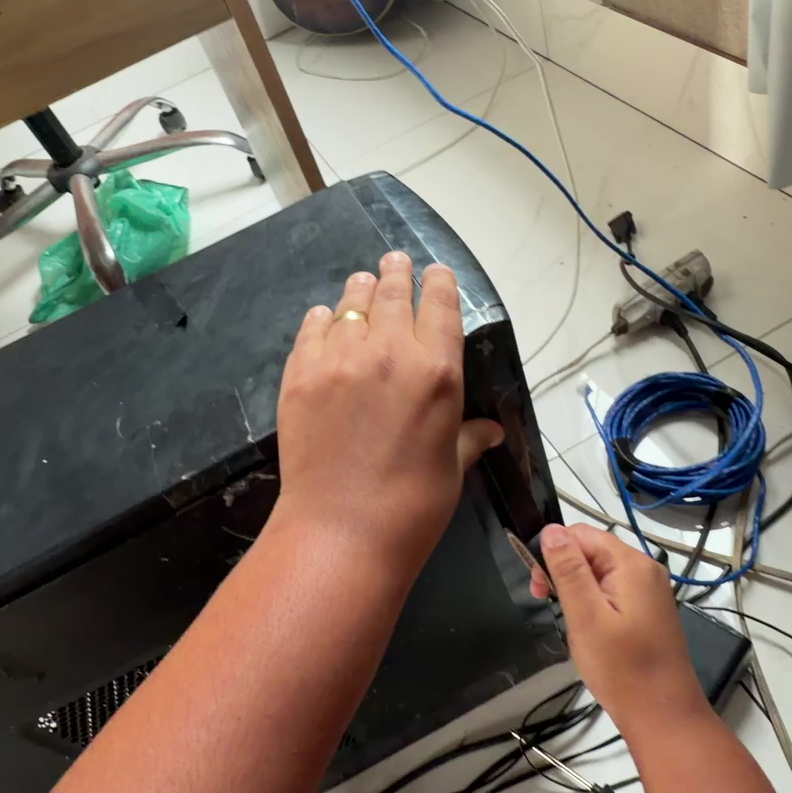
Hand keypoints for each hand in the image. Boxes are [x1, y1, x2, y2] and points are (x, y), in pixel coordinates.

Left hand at [271, 251, 505, 571]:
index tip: (436, 272)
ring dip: (360, 290)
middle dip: (397, 274)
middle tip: (394, 261)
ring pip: (350, 305)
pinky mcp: (300, 375)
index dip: (440, 283)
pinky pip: (312, 331)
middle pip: (393, 295)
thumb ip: (469, 436)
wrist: (341, 531)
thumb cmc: (413, 505)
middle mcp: (388, 351)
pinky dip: (321, 320)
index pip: (440, 306)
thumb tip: (491, 430)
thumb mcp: (451, 466)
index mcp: (436, 370)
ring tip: (362, 281)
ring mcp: (339, 360)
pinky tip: (324, 317)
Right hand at [530, 522, 711, 731]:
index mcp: (631, 564)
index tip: (538, 586)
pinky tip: (589, 626)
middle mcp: (645, 569)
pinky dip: (593, 600)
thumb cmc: (622, 670)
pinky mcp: (649, 608)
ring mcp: (650, 589)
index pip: (581, 534)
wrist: (665, 719)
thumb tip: (551, 529)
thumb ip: (568, 570)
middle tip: (546, 602)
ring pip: (600, 569)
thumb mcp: (586, 617)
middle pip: (591, 549)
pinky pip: (612, 588)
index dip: (553, 552)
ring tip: (570, 620)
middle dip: (563, 569)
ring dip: (577, 587)